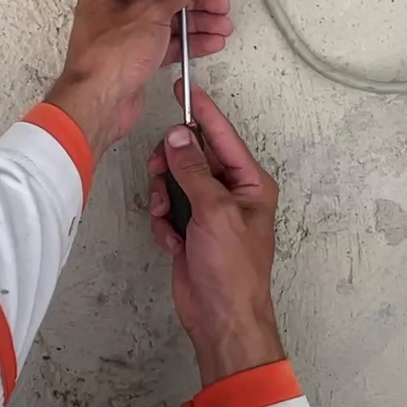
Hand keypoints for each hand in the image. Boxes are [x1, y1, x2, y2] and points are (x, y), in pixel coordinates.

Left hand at [44, 0, 232, 154]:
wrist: (99, 101)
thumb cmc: (108, 58)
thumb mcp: (149, 12)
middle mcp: (113, 8)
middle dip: (195, 0)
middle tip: (218, 4)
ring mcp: (125, 33)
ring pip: (167, 20)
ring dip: (197, 22)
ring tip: (221, 25)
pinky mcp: (135, 56)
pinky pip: (166, 42)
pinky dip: (188, 42)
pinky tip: (208, 41)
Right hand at [148, 82, 283, 385]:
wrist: (221, 318)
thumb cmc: (232, 268)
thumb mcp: (214, 212)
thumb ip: (192, 170)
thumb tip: (177, 136)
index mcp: (249, 182)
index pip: (221, 135)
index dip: (201, 111)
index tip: (182, 88)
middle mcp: (230, 191)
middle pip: (191, 155)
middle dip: (170, 165)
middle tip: (158, 175)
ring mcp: (208, 209)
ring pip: (173, 180)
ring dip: (163, 196)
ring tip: (166, 217)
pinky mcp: (190, 227)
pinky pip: (166, 206)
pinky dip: (162, 220)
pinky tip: (171, 240)